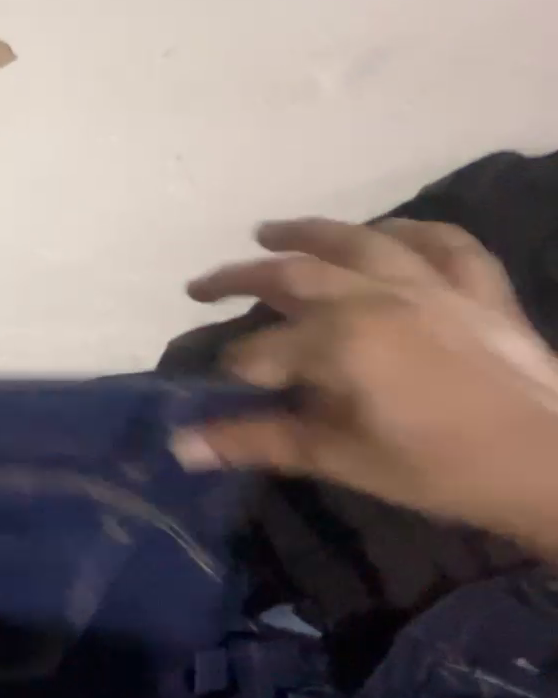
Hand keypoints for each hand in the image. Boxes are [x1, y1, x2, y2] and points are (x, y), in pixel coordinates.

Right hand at [174, 218, 557, 548]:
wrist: (557, 466)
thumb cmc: (436, 466)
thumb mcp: (333, 457)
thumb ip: (253, 441)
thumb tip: (178, 446)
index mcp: (339, 342)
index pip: (257, 350)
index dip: (232, 372)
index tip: (218, 394)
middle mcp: (379, 300)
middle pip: (293, 276)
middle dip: (238, 280)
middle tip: (200, 288)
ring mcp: (434, 290)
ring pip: (361, 243)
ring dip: (308, 234)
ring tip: (270, 231)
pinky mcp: (480, 293)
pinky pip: (444, 245)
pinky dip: (409, 232)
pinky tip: (383, 232)